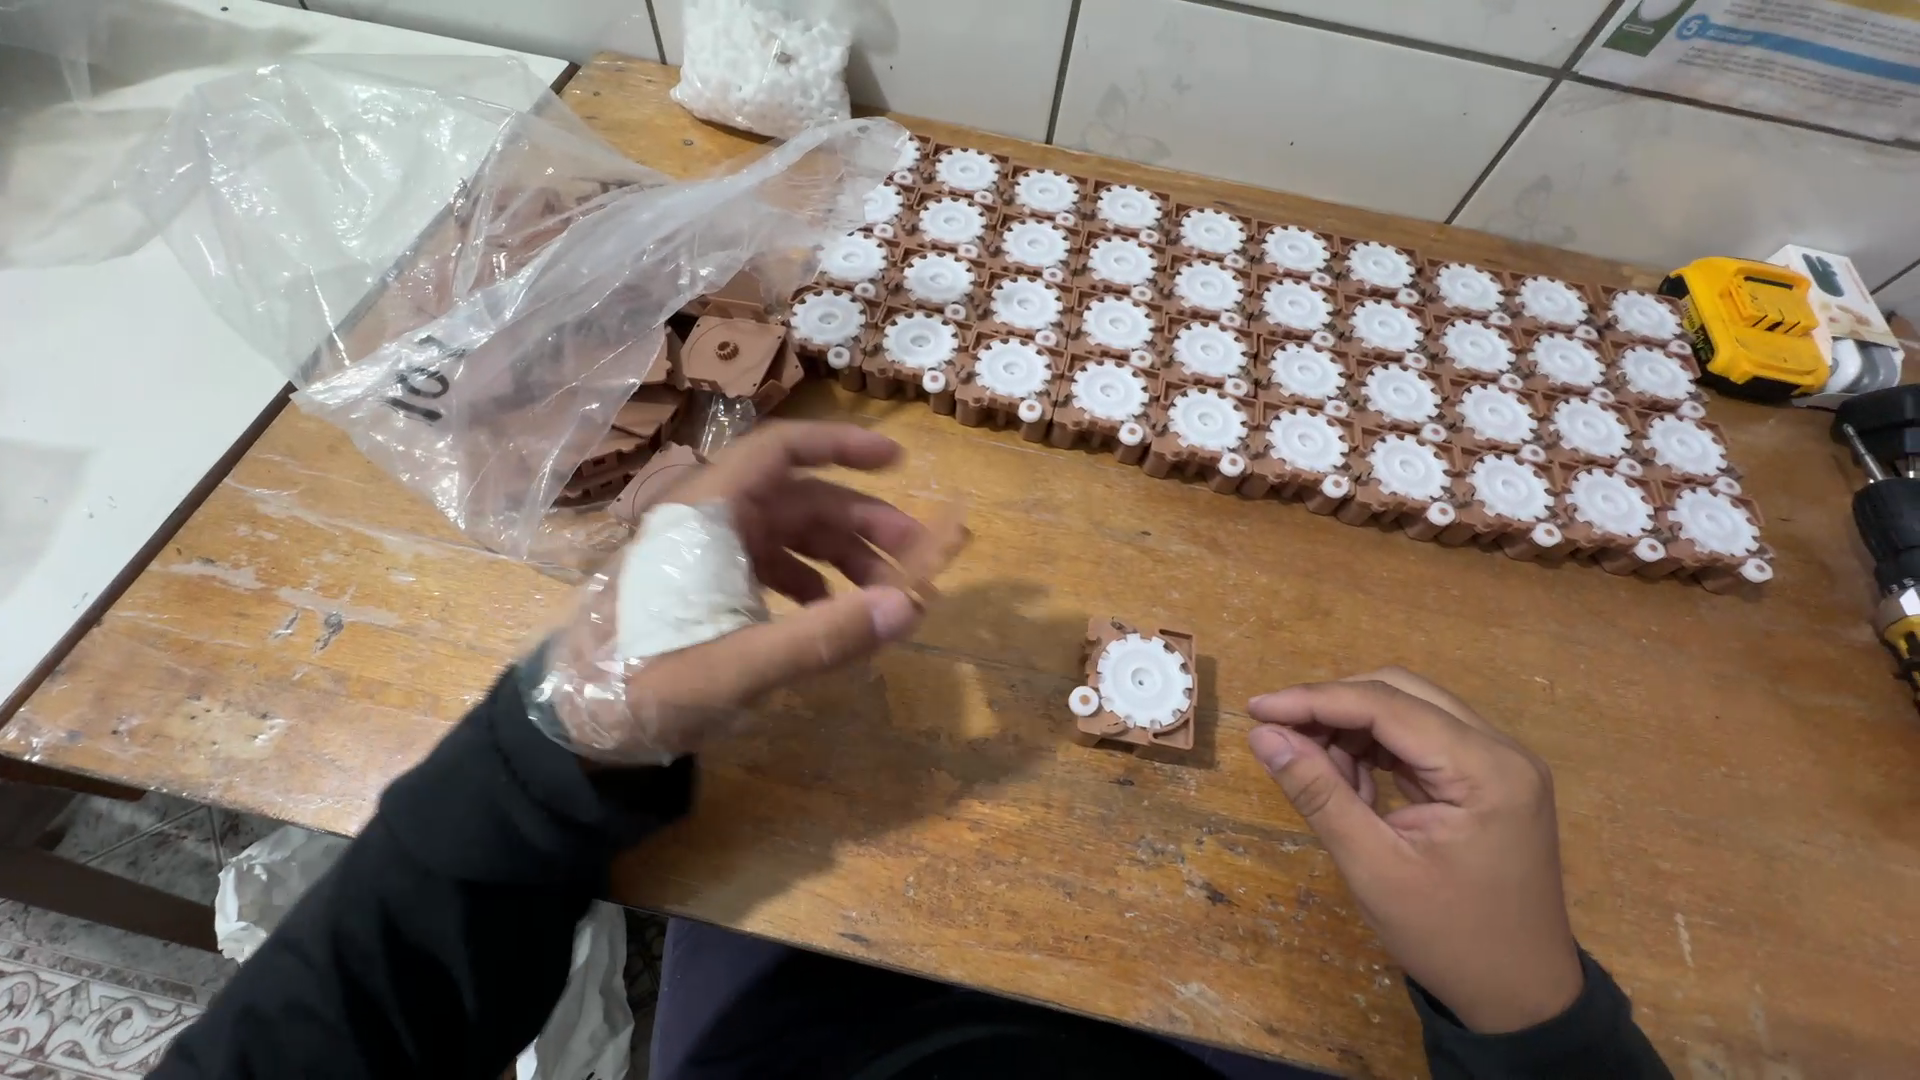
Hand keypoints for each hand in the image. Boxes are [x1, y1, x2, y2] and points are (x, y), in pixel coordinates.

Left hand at [541, 421, 935, 760]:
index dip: (840, 446)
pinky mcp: (710, 585)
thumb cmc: (643, 684)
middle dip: (864, 522)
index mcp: (707, 515)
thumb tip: (908, 607)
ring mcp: (710, 553)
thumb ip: (821, 638)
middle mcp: (712, 521)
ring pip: (794, 534)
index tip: (897, 461)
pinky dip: (815, 582)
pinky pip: (776, 567)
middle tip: (918, 556)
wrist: (573, 728)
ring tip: (887, 594)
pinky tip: (832, 612)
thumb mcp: (735, 666)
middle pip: (802, 498)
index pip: (779, 451)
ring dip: (845, 557)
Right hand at [1246, 668, 1582, 1033]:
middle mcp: (1499, 750)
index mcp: (1486, 770)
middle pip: (1398, 692)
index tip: (1255, 709)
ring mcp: (1495, 761)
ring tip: (1316, 772)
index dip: (1313, 700)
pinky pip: (1414, 737)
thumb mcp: (1373, 867)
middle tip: (1279, 735)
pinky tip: (1348, 785)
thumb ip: (1318, 793)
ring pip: (1404, 708)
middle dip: (1331, 707)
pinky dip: (1371, 749)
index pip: (1385, 705)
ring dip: (1349, 728)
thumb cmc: (1449, 938)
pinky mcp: (1483, 776)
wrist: (1522, 998)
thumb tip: (1263, 735)